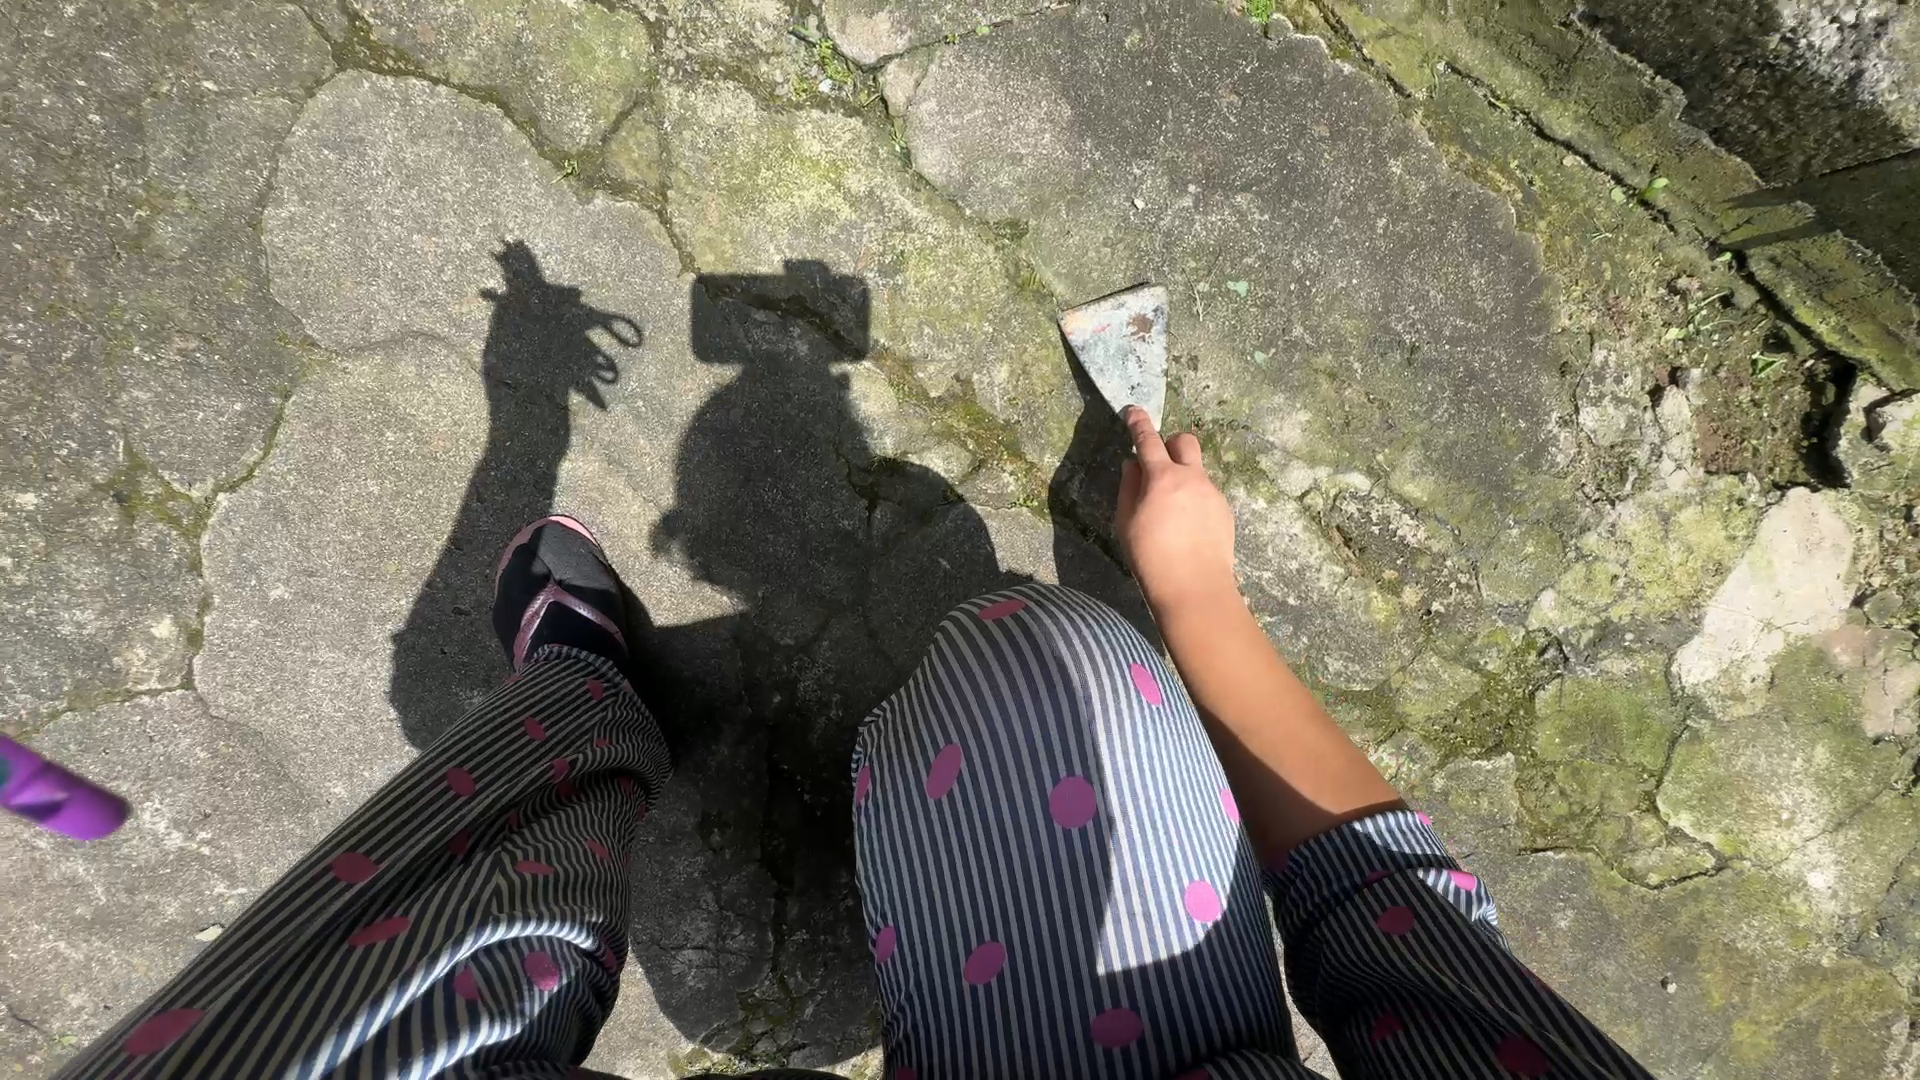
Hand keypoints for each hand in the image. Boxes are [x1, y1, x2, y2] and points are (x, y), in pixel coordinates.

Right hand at [1116, 406, 1238, 612]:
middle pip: (1185, 441)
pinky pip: (1207, 492)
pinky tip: (1187, 527)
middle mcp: (1192, 478)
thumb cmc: (1150, 557)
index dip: (1138, 423)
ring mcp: (1213, 493)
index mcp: (1162, 478)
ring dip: (1182, 476)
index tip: (1133, 410)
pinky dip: (1194, 499)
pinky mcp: (1225, 510)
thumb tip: (1133, 465)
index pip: (1147, 440)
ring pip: (1197, 469)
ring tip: (1170, 510)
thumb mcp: (1125, 523)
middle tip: (1157, 464)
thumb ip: (1128, 488)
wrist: (1194, 587)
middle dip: (1170, 443)